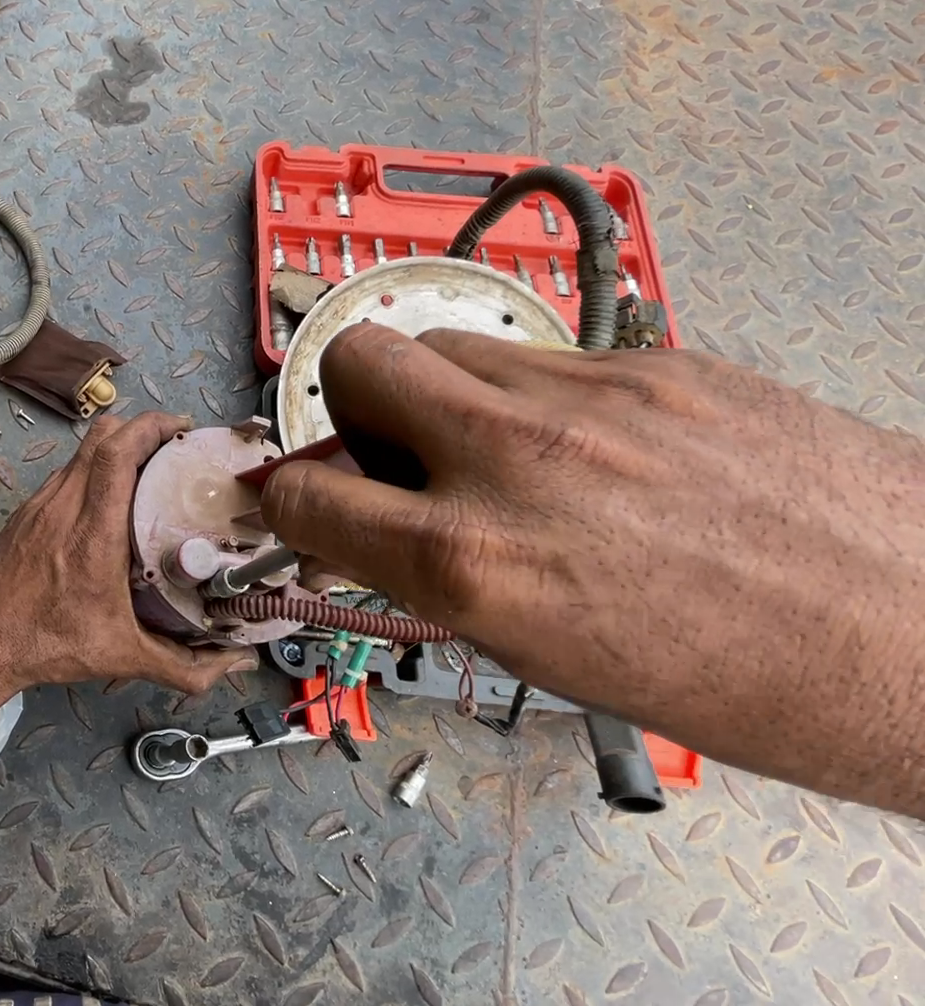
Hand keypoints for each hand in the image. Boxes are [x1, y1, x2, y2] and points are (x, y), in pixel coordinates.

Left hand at [0, 411, 257, 698]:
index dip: (150, 428)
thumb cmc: (50, 645)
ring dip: (114, 448)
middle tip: (171, 444)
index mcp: (92, 535)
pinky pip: (63, 475)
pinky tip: (107, 500)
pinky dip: (90, 471)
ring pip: (79, 453)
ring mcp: (38, 507)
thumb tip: (237, 664)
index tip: (180, 428)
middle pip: (99, 437)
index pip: (116, 456)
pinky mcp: (24, 514)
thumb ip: (187, 667)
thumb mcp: (125, 658)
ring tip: (146, 469)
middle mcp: (63, 509)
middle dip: (140, 427)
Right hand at [261, 324, 924, 813]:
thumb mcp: (530, 650)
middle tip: (394, 448)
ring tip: (489, 447)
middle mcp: (512, 461)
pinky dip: (525, 395)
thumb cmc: (732, 678)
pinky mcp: (658, 363)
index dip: (291, 499)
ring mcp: (589, 397)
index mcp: (471, 562)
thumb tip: (365, 527)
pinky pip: (539, 356)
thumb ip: (424, 570)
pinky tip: (582, 447)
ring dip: (436, 392)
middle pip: (357, 358)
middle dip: (352, 402)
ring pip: (444, 343)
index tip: (310, 503)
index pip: (303, 494)